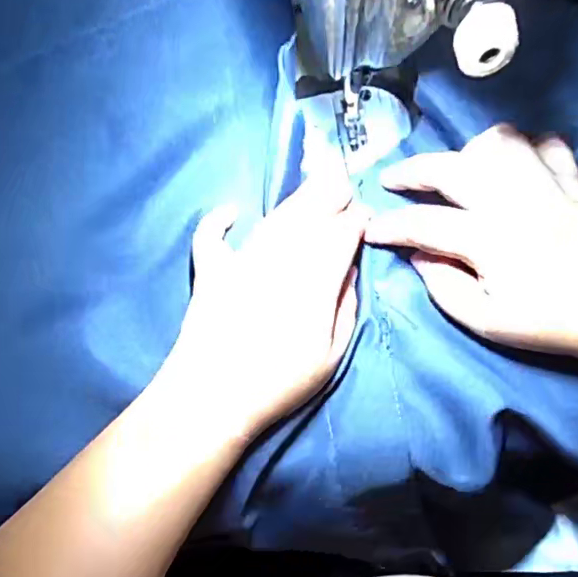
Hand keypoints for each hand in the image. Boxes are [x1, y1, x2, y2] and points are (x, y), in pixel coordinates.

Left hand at [158, 173, 366, 439]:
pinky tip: (232, 211)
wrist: (214, 394)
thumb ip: (346, 309)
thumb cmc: (281, 382)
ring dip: (295, 199)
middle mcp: (280, 257)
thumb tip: (350, 272)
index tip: (367, 216)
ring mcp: (241, 261)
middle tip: (344, 181)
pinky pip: (211, 237)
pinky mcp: (210, 273)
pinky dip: (218, 221)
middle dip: (330, 194)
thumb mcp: (331, 354)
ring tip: (313, 186)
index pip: (342, 234)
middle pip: (309, 215)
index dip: (357, 220)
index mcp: (315, 278)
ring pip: (272, 219)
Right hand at [365, 124, 577, 365]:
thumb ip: (446, 288)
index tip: (371, 230)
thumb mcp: (488, 321)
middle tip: (393, 179)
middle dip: (414, 171)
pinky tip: (517, 167)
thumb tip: (419, 258)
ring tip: (460, 168)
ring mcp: (546, 182)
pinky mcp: (575, 180)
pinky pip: (545, 145)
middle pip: (451, 167)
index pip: (423, 224)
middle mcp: (512, 198)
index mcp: (486, 237)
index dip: (390, 226)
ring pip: (499, 141)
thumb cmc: (551, 322)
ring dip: (469, 151)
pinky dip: (524, 149)